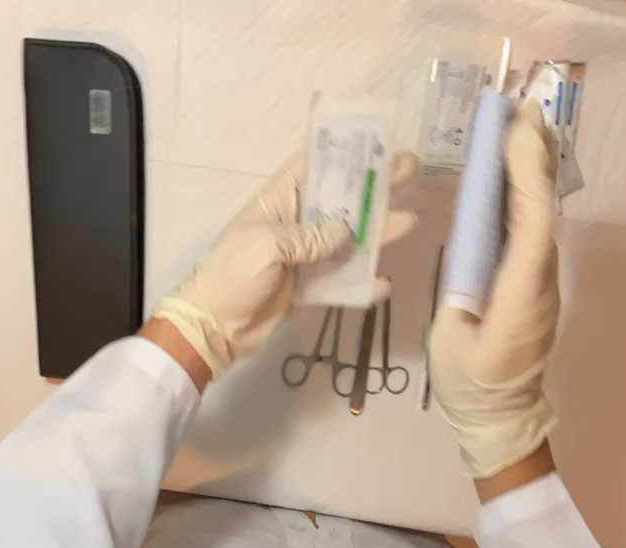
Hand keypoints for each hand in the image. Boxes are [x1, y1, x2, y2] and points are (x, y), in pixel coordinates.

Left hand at [153, 152, 418, 380]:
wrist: (215, 327)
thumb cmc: (232, 275)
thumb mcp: (266, 246)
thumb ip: (308, 237)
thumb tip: (346, 233)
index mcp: (278, 202)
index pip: (312, 167)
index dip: (342, 154)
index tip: (376, 142)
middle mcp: (295, 224)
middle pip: (339, 202)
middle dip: (373, 188)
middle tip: (409, 171)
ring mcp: (303, 258)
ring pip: (346, 242)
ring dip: (376, 233)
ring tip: (409, 220)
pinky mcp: (307, 289)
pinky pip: (339, 282)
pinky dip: (360, 284)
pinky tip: (383, 283)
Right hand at [429, 100, 560, 478]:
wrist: (500, 419)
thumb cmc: (468, 386)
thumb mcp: (449, 341)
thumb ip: (462, 292)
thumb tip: (475, 250)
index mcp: (518, 302)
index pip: (532, 230)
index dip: (527, 178)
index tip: (516, 132)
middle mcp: (541, 288)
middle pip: (545, 216)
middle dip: (537, 162)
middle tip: (525, 112)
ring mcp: (544, 289)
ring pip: (545, 224)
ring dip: (534, 176)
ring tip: (521, 132)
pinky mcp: (536, 291)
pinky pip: (536, 239)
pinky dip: (528, 202)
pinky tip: (516, 179)